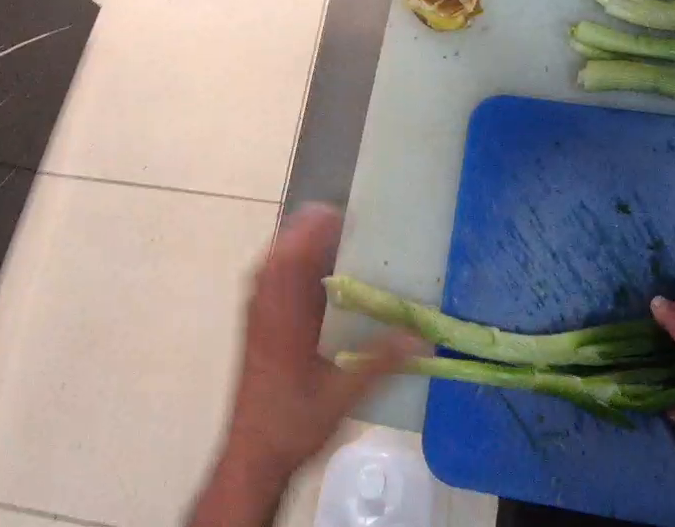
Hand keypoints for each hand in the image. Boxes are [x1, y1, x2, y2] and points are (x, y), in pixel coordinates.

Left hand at [188, 204, 419, 526]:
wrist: (250, 455)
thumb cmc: (292, 423)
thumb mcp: (343, 393)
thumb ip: (381, 361)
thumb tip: (423, 335)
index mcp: (282, 311)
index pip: (295, 249)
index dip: (321, 226)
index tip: (353, 219)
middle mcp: (264, 302)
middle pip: (286, 244)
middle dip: (317, 228)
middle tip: (356, 230)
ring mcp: (255, 310)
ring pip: (277, 257)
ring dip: (305, 244)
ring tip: (343, 245)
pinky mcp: (255, 321)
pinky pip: (272, 274)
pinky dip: (294, 263)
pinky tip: (321, 278)